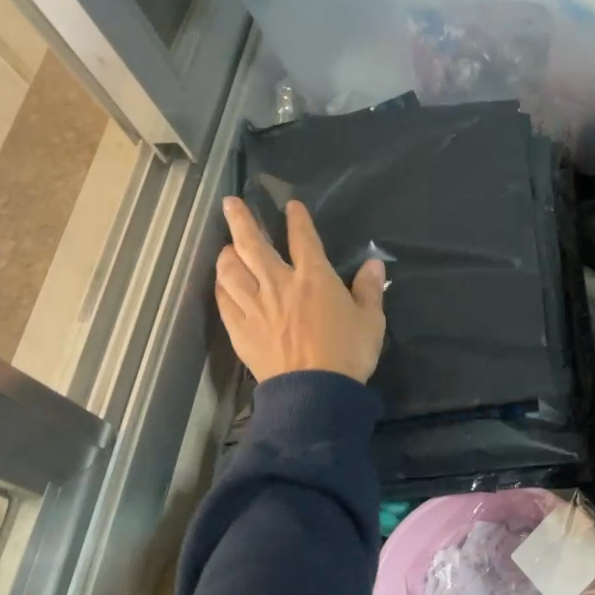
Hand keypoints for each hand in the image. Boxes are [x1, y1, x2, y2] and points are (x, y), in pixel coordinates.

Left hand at [214, 196, 386, 383]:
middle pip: (253, 245)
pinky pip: (223, 300)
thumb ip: (369, 290)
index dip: (297, 220)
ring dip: (227, 254)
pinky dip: (221, 286)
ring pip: (231, 270)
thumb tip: (374, 264)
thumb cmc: (348, 353)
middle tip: (231, 204)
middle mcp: (279, 284)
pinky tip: (221, 282)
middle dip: (242, 220)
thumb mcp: (370, 321)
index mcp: (314, 278)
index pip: (303, 239)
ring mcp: (255, 306)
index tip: (291, 206)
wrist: (315, 391)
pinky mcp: (240, 329)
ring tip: (226, 246)